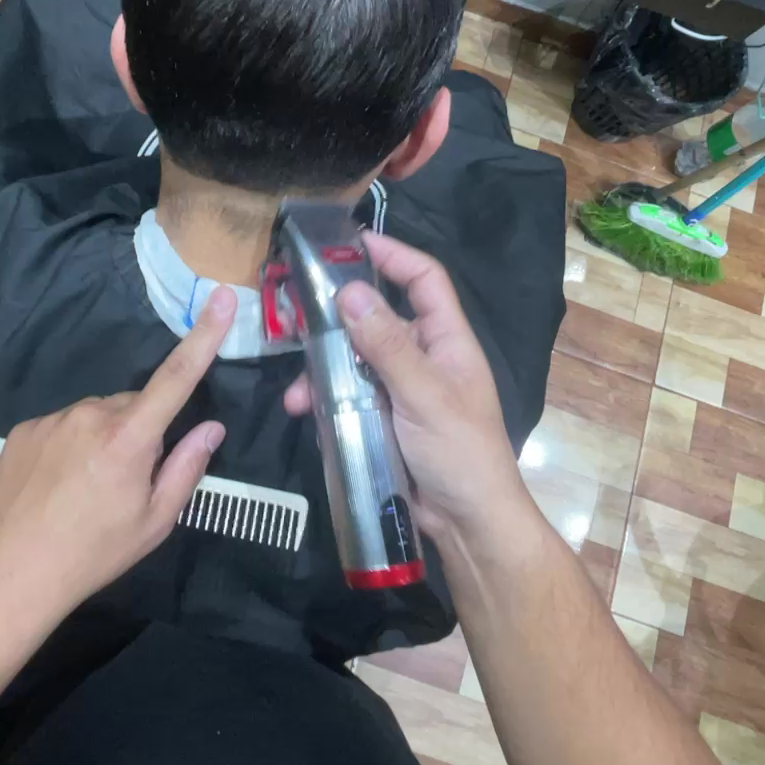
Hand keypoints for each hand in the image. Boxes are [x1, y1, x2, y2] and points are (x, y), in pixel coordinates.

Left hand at [0, 287, 234, 619]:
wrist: (9, 575)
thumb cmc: (93, 554)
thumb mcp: (154, 522)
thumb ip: (187, 468)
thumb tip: (212, 426)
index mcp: (129, 438)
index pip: (177, 377)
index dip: (205, 335)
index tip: (223, 297)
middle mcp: (91, 415)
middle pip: (135, 404)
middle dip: (142, 428)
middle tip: (129, 479)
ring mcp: (53, 418)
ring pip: (99, 414)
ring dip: (106, 435)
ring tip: (88, 485)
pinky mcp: (26, 427)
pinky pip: (65, 424)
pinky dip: (72, 442)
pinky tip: (59, 481)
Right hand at [284, 232, 532, 544]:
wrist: (466, 524)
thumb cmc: (459, 452)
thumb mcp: (423, 395)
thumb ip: (386, 345)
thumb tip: (349, 292)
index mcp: (447, 340)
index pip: (424, 280)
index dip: (394, 255)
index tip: (353, 241)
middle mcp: (424, 356)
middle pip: (378, 318)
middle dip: (339, 318)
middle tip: (298, 315)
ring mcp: (401, 388)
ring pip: (355, 359)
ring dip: (325, 368)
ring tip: (300, 391)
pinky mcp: (382, 416)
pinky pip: (348, 393)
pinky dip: (326, 397)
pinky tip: (305, 410)